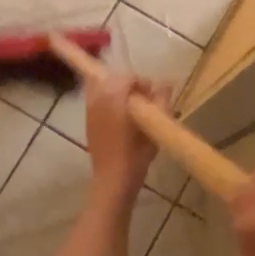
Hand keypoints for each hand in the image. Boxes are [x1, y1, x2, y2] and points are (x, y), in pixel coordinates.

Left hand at [84, 73, 168, 188]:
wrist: (113, 178)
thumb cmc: (136, 154)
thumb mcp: (154, 127)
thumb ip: (161, 101)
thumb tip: (166, 83)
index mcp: (115, 98)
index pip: (128, 77)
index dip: (142, 84)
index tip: (152, 97)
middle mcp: (99, 99)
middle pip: (111, 77)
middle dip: (128, 84)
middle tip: (142, 100)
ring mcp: (90, 109)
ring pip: (101, 86)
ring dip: (116, 90)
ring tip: (130, 107)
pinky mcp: (87, 120)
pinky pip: (95, 98)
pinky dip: (107, 99)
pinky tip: (120, 116)